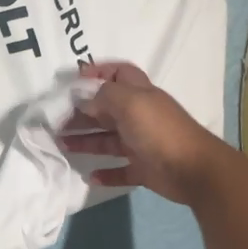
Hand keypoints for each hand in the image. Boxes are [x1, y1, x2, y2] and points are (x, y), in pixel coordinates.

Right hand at [59, 61, 228, 205]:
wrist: (191, 169)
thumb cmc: (159, 131)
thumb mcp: (130, 103)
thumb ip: (104, 96)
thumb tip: (84, 98)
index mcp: (139, 95)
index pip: (119, 74)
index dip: (99, 72)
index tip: (74, 80)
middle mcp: (139, 117)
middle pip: (106, 110)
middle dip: (82, 113)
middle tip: (56, 121)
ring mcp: (141, 144)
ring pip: (108, 140)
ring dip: (86, 142)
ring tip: (62, 145)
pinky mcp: (143, 169)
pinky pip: (119, 171)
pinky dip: (105, 173)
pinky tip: (90, 176)